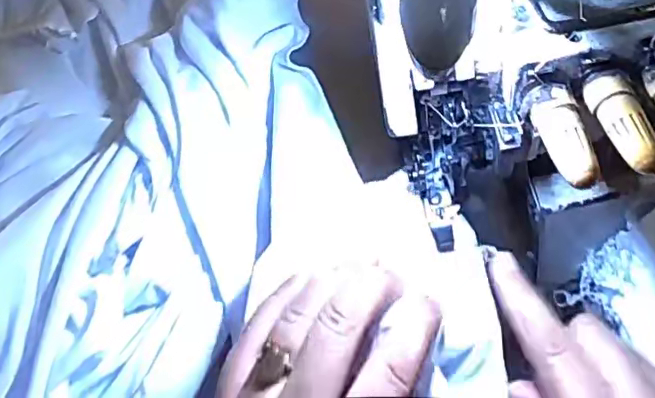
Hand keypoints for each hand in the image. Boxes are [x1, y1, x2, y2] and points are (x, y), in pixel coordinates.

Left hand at [219, 266, 442, 397]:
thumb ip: (396, 397)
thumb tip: (418, 338)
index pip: (388, 374)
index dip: (416, 324)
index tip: (429, 303)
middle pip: (337, 328)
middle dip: (372, 286)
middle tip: (393, 277)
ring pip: (295, 319)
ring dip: (330, 281)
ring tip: (357, 268)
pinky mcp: (225, 391)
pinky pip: (255, 329)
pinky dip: (286, 294)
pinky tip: (311, 277)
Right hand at [487, 251, 654, 397]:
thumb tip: (517, 382)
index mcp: (598, 393)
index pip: (554, 340)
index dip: (521, 300)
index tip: (500, 261)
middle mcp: (638, 381)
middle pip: (586, 328)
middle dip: (559, 336)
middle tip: (535, 363)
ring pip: (617, 341)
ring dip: (591, 353)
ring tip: (574, 382)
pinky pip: (645, 362)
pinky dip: (622, 369)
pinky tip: (611, 393)